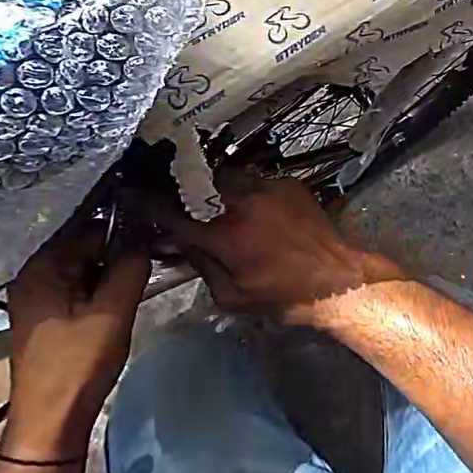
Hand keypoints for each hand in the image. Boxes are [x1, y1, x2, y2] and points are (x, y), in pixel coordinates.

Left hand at [0, 209, 150, 460]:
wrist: (50, 427)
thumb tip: (144, 235)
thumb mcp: (112, 312)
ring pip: (82, 266)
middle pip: (83, 245)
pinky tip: (121, 292)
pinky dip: (98, 285)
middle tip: (152, 249)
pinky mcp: (45, 316)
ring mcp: (37, 296)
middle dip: (116, 247)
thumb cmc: (78, 366)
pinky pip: (76, 285)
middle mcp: (33, 274)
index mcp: (42, 266)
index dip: (121, 226)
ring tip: (142, 268)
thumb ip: (130, 267)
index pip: (87, 227)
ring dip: (109, 268)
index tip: (151, 224)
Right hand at [156, 169, 403, 324]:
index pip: (175, 214)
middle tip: (173, 196)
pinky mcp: (283, 181)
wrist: (338, 280)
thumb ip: (200, 264)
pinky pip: (251, 177)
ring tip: (209, 198)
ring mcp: (264, 186)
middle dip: (180, 189)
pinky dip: (240, 188)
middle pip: (196, 184)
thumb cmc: (283, 296)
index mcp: (225, 234)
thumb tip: (178, 241)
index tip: (134, 197)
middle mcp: (240, 202)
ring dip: (210, 186)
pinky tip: (246, 204)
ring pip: (222, 175)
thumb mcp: (233, 296)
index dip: (150, 206)